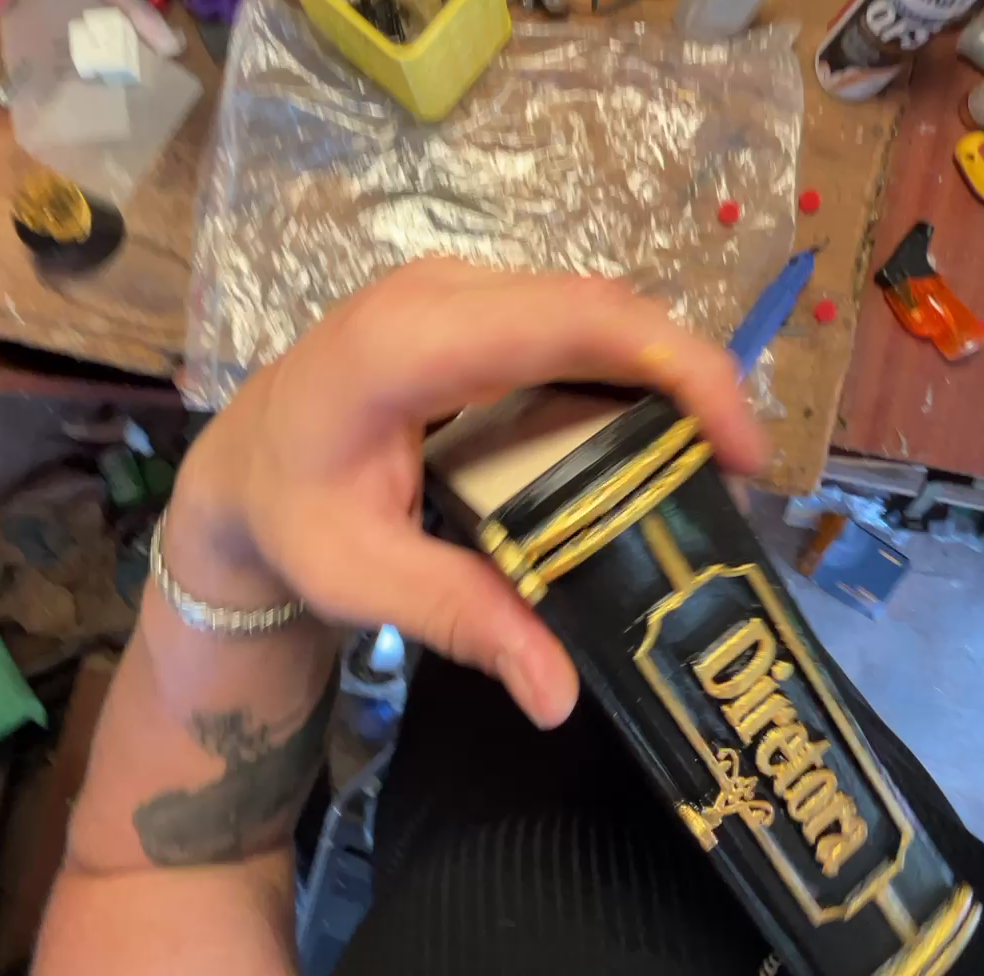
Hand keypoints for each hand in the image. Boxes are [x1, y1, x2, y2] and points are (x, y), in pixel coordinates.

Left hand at [162, 259, 767, 728]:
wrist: (241, 466)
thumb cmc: (288, 515)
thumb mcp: (359, 577)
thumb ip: (460, 619)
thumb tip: (560, 694)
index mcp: (407, 345)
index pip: (568, 322)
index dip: (674, 365)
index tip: (742, 445)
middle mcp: (438, 293)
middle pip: (596, 306)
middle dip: (687, 373)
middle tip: (739, 463)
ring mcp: (452, 290)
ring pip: (589, 309)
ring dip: (658, 370)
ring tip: (702, 453)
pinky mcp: (466, 305)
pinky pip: (564, 321)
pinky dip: (617, 368)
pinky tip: (640, 427)